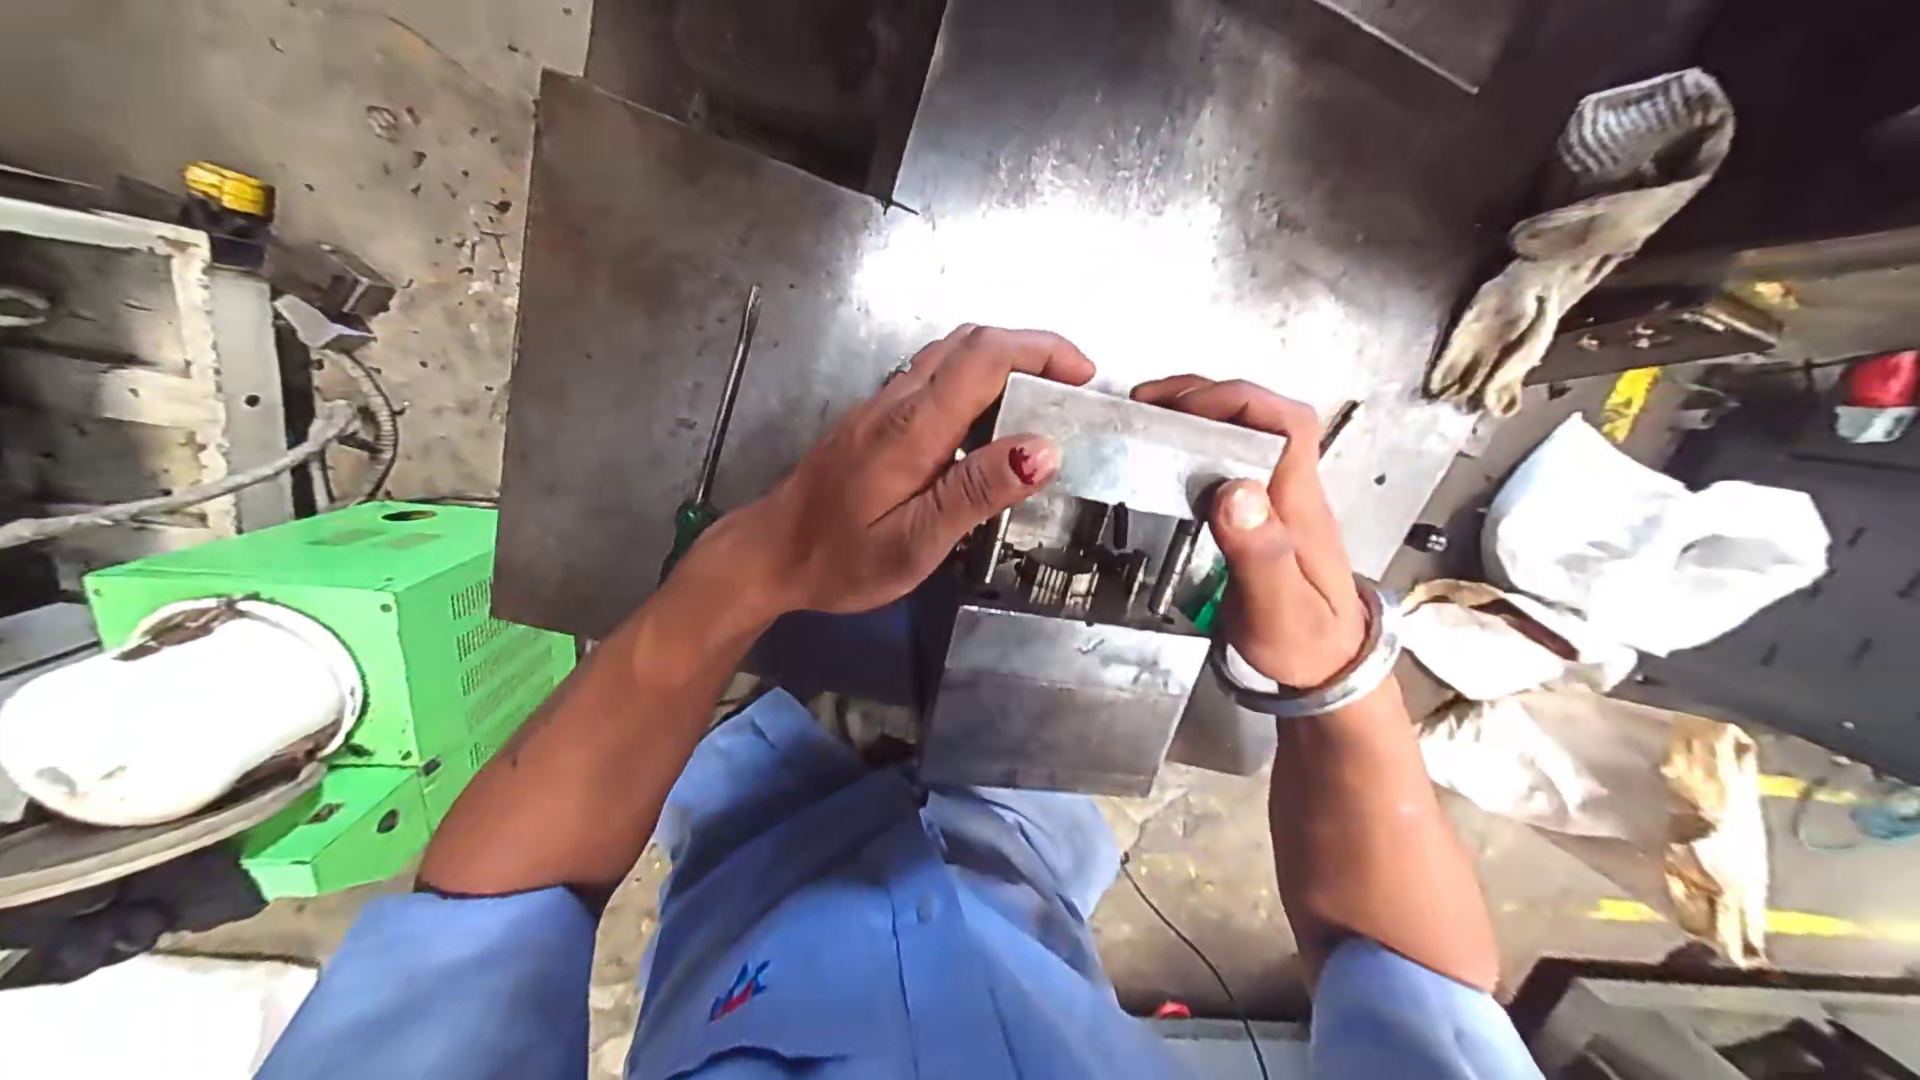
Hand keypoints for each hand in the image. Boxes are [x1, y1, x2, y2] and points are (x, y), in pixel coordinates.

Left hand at [694, 326, 1095, 615]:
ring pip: (950, 354)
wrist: (771, 555)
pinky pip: (933, 377)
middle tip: (1071, 386)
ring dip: (1004, 360)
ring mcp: (880, 406)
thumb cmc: (841, 560)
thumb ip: (976, 493)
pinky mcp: (874, 419)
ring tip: (1042, 398)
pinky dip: (976, 379)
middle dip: (1031, 349)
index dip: (1041, 352)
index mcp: (912, 429)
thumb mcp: (915, 542)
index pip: (985, 357)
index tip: (1082, 376)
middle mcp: (895, 402)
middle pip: (970, 342)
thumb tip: (1043, 450)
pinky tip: (990, 420)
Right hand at [1130, 377, 1364, 687]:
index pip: (1286, 424)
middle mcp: (1292, 490)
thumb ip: (1260, 553)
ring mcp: (1279, 500)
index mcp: (1298, 503)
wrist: (1330, 668)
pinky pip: (1234, 459)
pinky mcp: (1264, 514)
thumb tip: (1235, 490)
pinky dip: (1199, 443)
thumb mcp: (1279, 608)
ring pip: (1248, 433)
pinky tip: (1170, 456)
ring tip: (1148, 420)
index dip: (1237, 400)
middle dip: (1205, 397)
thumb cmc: (1305, 642)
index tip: (1182, 408)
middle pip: (1263, 416)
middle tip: (1147, 404)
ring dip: (1200, 415)